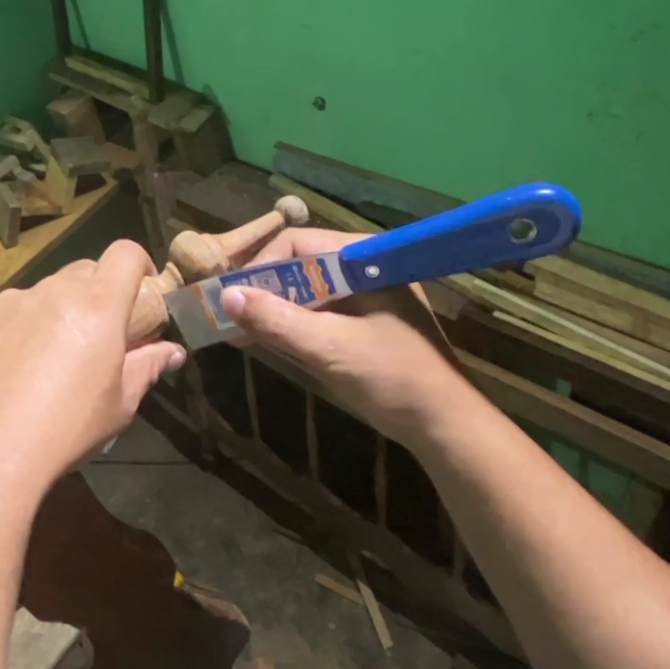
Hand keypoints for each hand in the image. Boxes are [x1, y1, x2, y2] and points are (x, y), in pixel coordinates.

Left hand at [0, 239, 186, 506]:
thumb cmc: (65, 433)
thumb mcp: (118, 406)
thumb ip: (147, 368)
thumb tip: (172, 351)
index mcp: (97, 306)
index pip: (125, 253)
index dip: (138, 265)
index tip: (140, 292)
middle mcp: (51, 291)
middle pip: (82, 272)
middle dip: (94, 295)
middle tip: (92, 337)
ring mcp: (5, 302)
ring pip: (39, 294)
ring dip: (49, 314)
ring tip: (38, 364)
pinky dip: (8, 331)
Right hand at [221, 228, 460, 438]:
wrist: (444, 425)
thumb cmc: (390, 378)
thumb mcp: (327, 348)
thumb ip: (276, 320)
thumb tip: (225, 296)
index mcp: (365, 259)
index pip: (297, 244)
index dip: (259, 268)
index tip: (233, 299)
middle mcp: (367, 267)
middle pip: (300, 264)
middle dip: (264, 289)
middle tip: (230, 316)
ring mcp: (369, 294)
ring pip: (307, 289)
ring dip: (276, 308)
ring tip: (242, 331)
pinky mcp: (368, 321)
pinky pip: (321, 310)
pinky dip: (294, 323)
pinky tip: (271, 341)